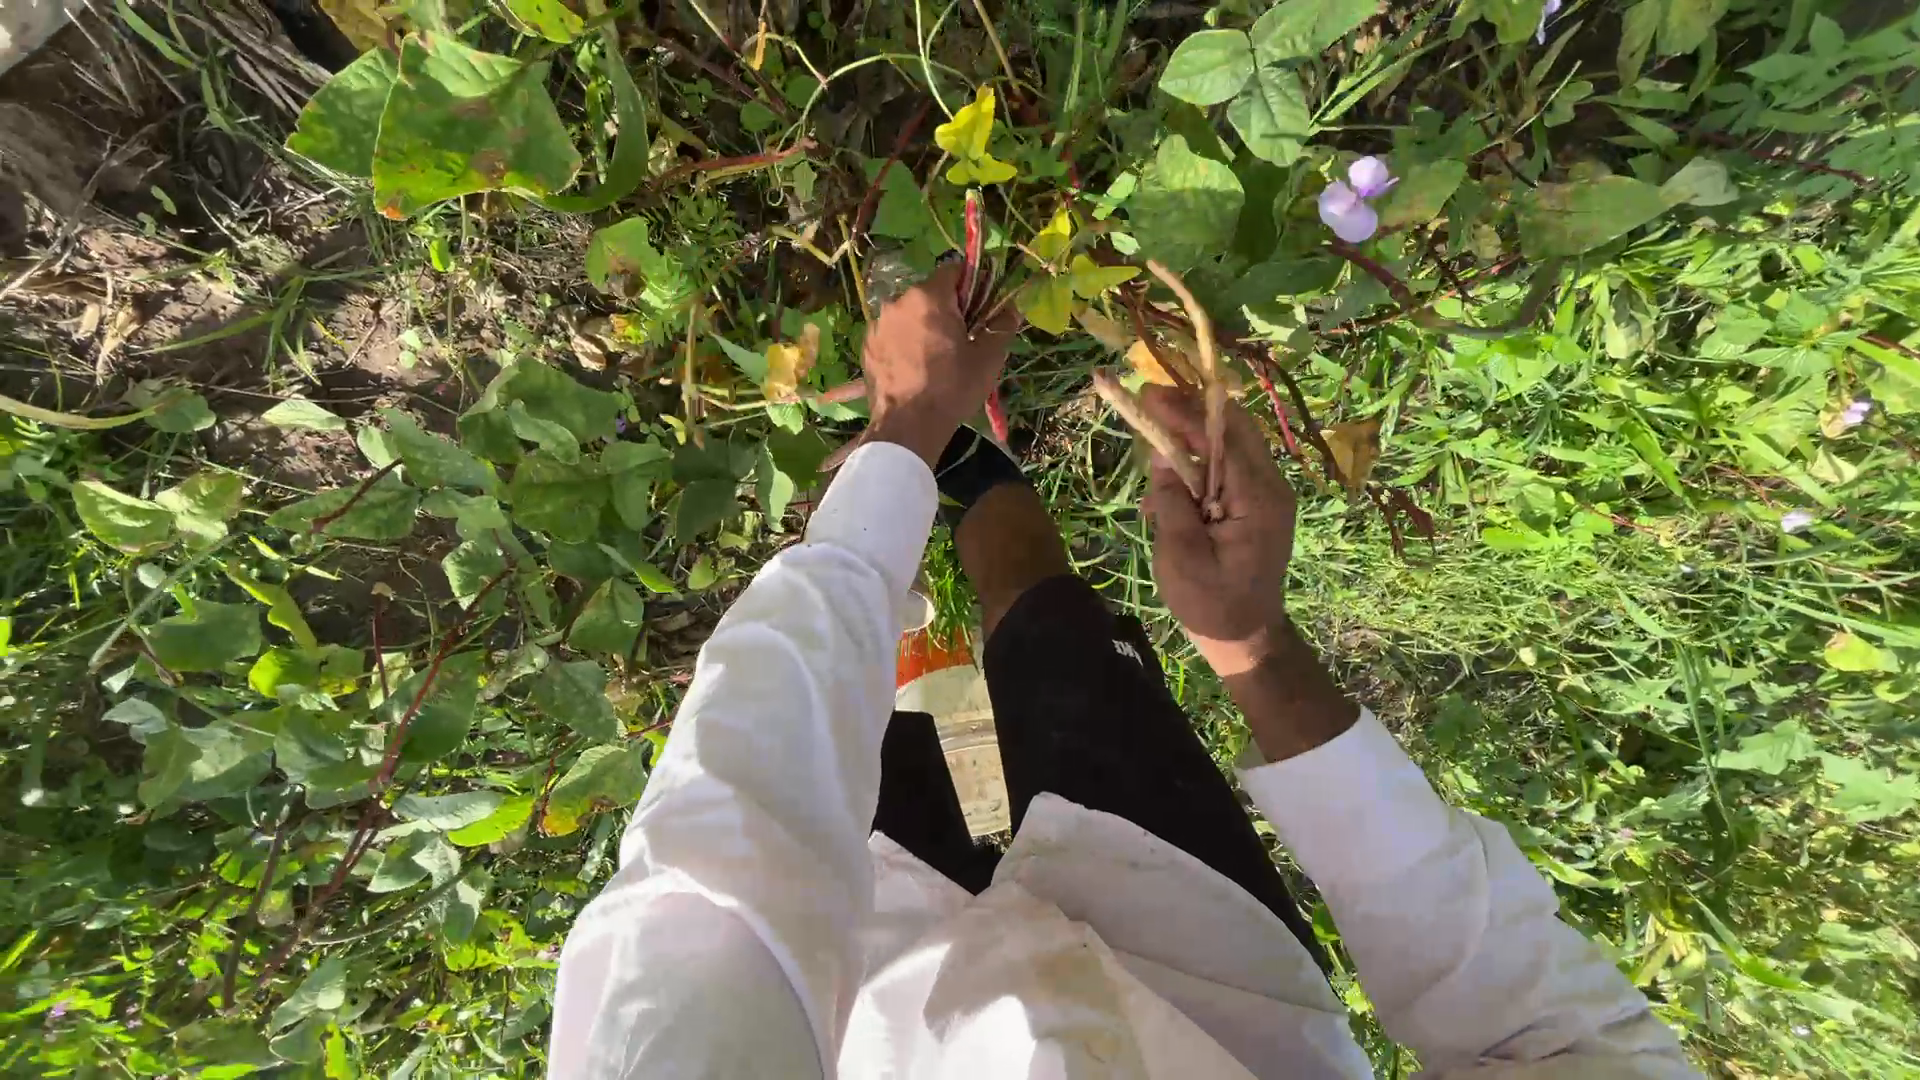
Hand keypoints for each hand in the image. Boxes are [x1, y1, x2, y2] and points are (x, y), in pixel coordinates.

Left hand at [861, 263, 1017, 466]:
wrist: (908, 427)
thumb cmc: (952, 388)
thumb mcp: (987, 358)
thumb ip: (1002, 325)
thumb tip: (1013, 307)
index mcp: (928, 297)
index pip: (953, 271)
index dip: (972, 286)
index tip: (981, 308)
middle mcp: (897, 302)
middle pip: (929, 294)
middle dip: (947, 310)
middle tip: (961, 340)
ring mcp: (877, 325)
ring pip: (909, 316)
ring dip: (924, 328)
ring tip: (936, 358)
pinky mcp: (866, 347)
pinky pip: (892, 335)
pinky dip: (904, 344)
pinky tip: (915, 368)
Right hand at [1138, 384, 1295, 676]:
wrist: (1245, 636)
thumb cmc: (1211, 603)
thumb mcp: (1182, 555)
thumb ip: (1173, 503)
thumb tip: (1161, 457)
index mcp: (1259, 499)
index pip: (1223, 438)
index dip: (1185, 413)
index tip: (1149, 395)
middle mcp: (1270, 487)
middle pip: (1233, 430)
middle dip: (1189, 412)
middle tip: (1149, 401)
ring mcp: (1266, 494)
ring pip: (1229, 445)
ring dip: (1191, 437)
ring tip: (1153, 436)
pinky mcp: (1255, 504)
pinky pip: (1226, 469)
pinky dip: (1197, 463)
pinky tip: (1168, 480)